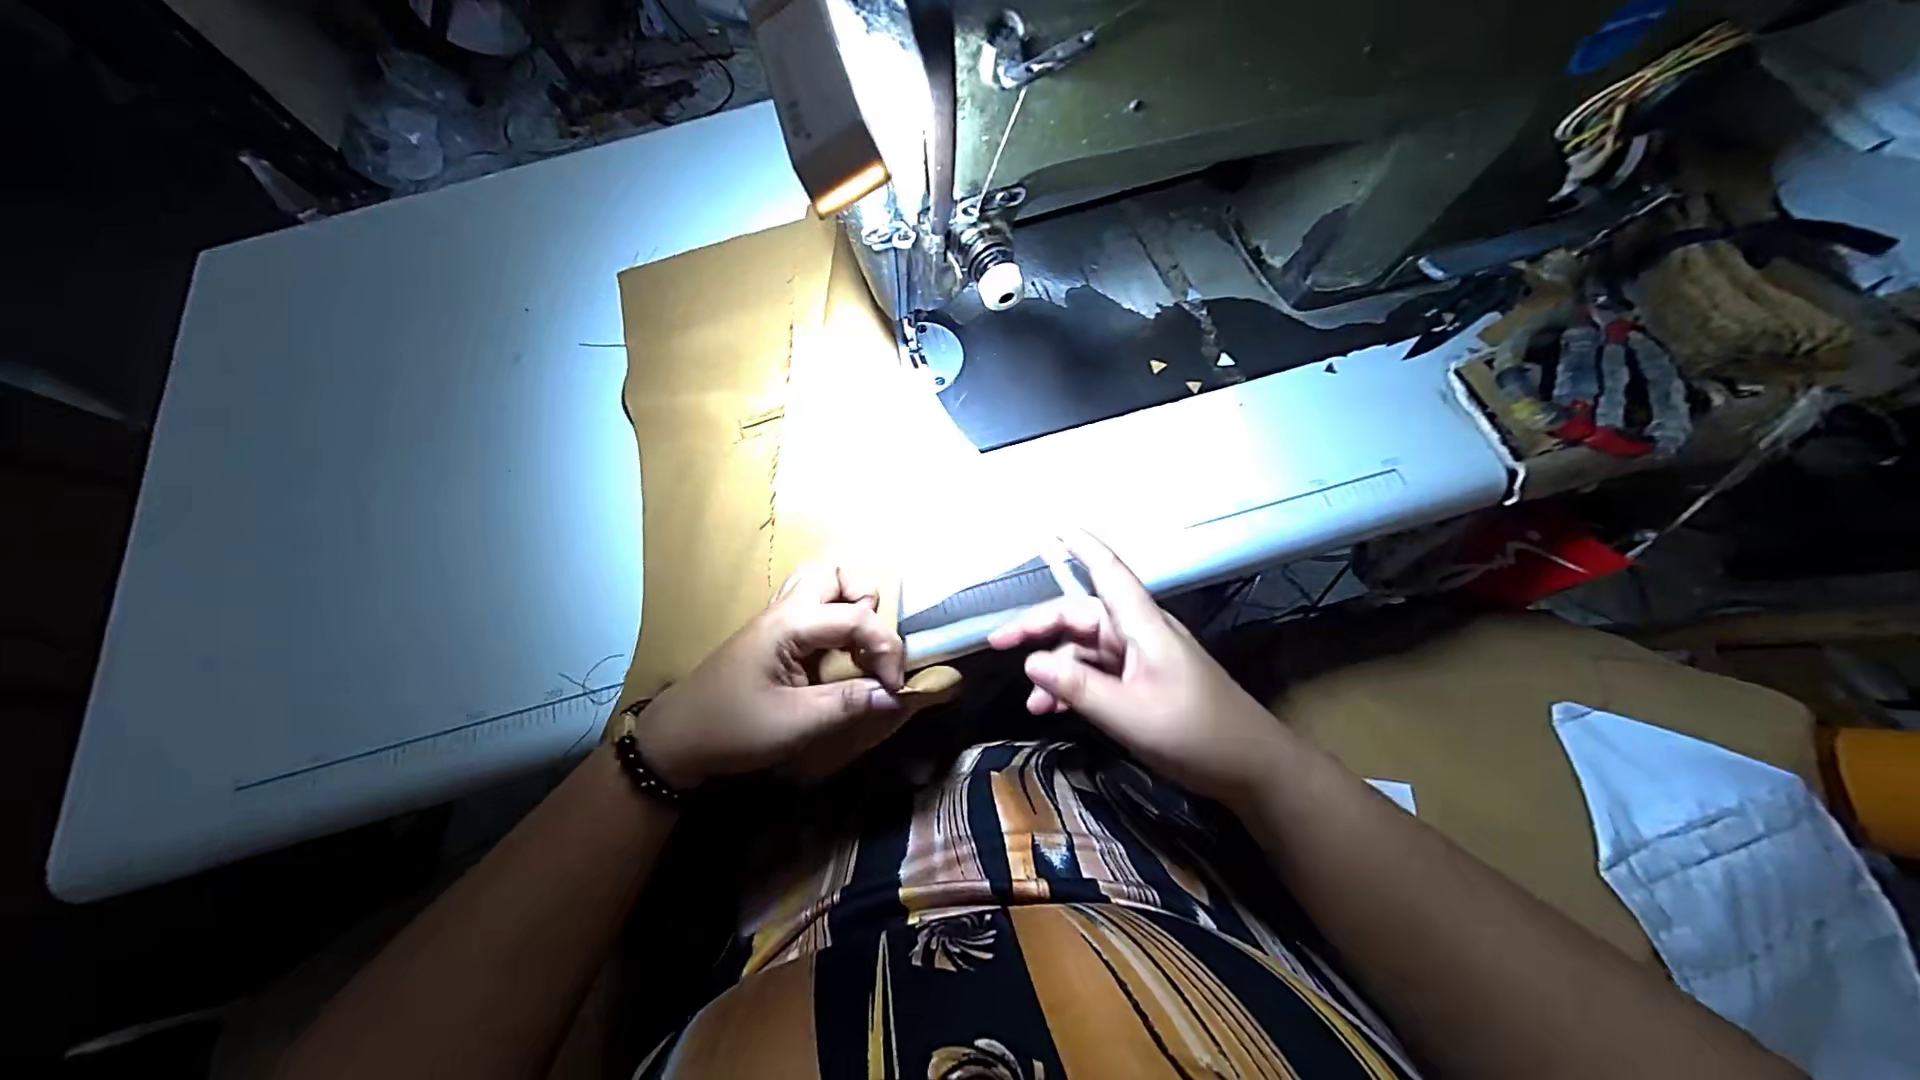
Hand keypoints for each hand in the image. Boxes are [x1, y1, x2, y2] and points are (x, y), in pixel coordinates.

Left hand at [632, 563, 906, 789]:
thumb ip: (849, 703)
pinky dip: (835, 613)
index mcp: (789, 625)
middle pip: (836, 574)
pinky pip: (812, 603)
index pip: (856, 615)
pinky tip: (838, 646)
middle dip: (868, 603)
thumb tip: (894, 694)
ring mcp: (777, 618)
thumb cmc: (733, 729)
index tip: (894, 686)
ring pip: (821, 581)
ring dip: (849, 601)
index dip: (886, 648)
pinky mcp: (774, 633)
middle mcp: (784, 610)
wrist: (676, 739)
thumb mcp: (796, 723)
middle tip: (873, 646)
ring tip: (860, 640)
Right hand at [987, 533, 1296, 808]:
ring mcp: (1142, 658)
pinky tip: (1053, 709)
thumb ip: (1077, 686)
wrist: (1251, 768)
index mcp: (1141, 625)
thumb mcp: (1127, 713)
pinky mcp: (1144, 681)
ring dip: (1055, 670)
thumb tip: (1029, 662)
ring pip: (1085, 649)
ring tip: (1032, 702)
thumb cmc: (1194, 733)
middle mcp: (1138, 633)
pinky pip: (1098, 673)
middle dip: (1038, 628)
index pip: (1107, 572)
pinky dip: (1074, 686)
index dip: (1082, 548)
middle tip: (998, 644)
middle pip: (1080, 615)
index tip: (1055, 529)